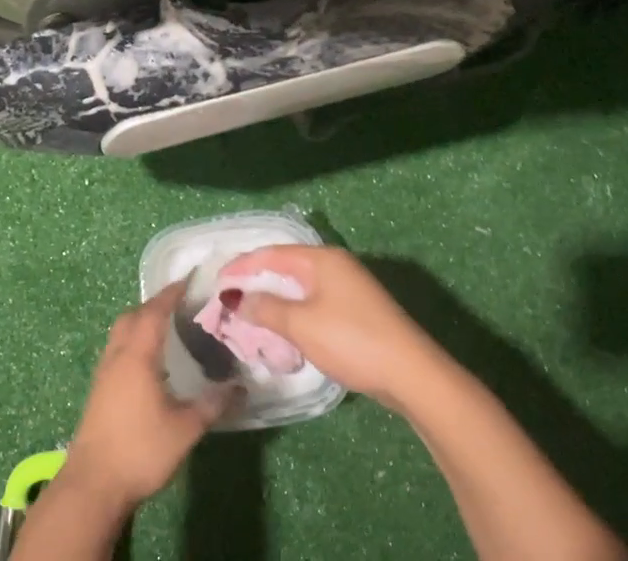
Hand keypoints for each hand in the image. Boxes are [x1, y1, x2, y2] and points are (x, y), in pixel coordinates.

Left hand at [54, 283, 237, 512]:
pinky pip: (118, 350)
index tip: (189, 279)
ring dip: (142, 322)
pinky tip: (152, 361)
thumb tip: (241, 387)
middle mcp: (117, 357)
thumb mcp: (185, 429)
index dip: (171, 293)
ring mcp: (104, 373)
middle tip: (182, 303)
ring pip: (121, 333)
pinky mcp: (100, 390)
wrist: (93, 483)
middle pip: (132, 317)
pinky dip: (135, 342)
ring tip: (169, 327)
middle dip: (155, 304)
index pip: (154, 312)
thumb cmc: (140, 450)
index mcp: (136, 356)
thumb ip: (212, 404)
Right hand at [221, 246, 446, 406]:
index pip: (271, 253)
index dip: (241, 266)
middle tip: (229, 300)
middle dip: (256, 282)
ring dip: (274, 300)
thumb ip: (265, 308)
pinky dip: (293, 312)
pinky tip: (284, 331)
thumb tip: (237, 298)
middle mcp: (335, 265)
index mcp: (321, 259)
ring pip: (300, 287)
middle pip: (286, 266)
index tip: (216, 283)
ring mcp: (349, 288)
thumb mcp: (300, 324)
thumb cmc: (351, 340)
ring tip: (250, 316)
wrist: (411, 373)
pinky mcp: (357, 311)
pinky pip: (314, 303)